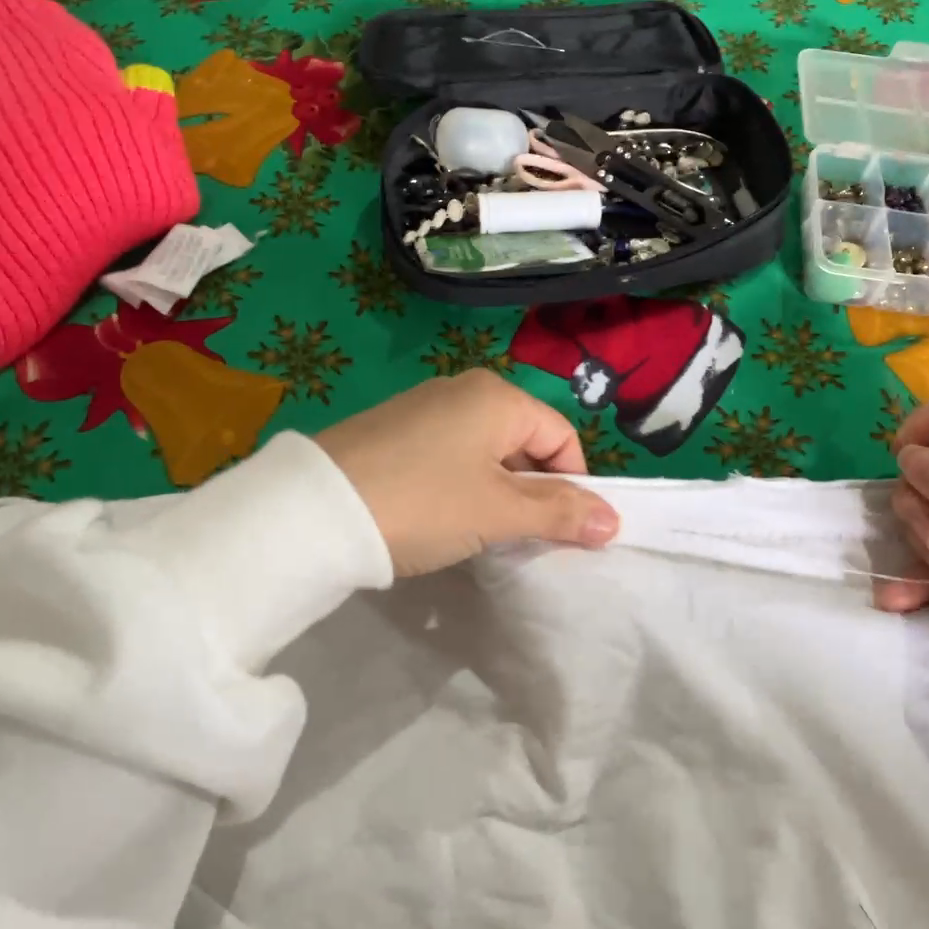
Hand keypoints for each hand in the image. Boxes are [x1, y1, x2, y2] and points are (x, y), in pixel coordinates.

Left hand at [315, 370, 619, 577]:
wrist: (315, 511)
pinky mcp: (392, 432)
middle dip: (532, 491)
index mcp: (497, 397)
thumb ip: (559, 513)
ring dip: (495, 493)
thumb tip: (614, 520)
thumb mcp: (497, 512)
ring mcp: (422, 408)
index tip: (563, 533)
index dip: (572, 486)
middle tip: (522, 538)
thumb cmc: (423, 503)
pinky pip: (448, 456)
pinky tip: (441, 519)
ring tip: (481, 534)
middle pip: (524, 442)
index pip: (561, 437)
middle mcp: (462, 390)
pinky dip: (459, 487)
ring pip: (485, 453)